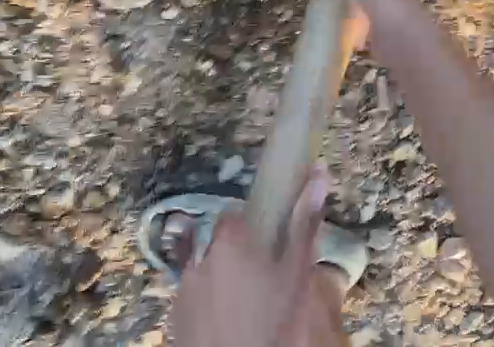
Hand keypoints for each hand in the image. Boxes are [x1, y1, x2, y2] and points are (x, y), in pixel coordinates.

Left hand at [169, 173, 332, 346]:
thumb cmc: (272, 322)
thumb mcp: (296, 275)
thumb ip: (305, 222)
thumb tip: (320, 171)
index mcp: (228, 240)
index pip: (234, 215)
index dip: (250, 227)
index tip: (266, 244)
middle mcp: (199, 257)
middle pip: (216, 242)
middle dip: (234, 253)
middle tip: (258, 277)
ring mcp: (182, 288)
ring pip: (203, 270)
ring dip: (219, 278)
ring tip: (242, 301)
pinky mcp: (173, 317)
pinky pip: (192, 298)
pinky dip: (205, 303)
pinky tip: (224, 319)